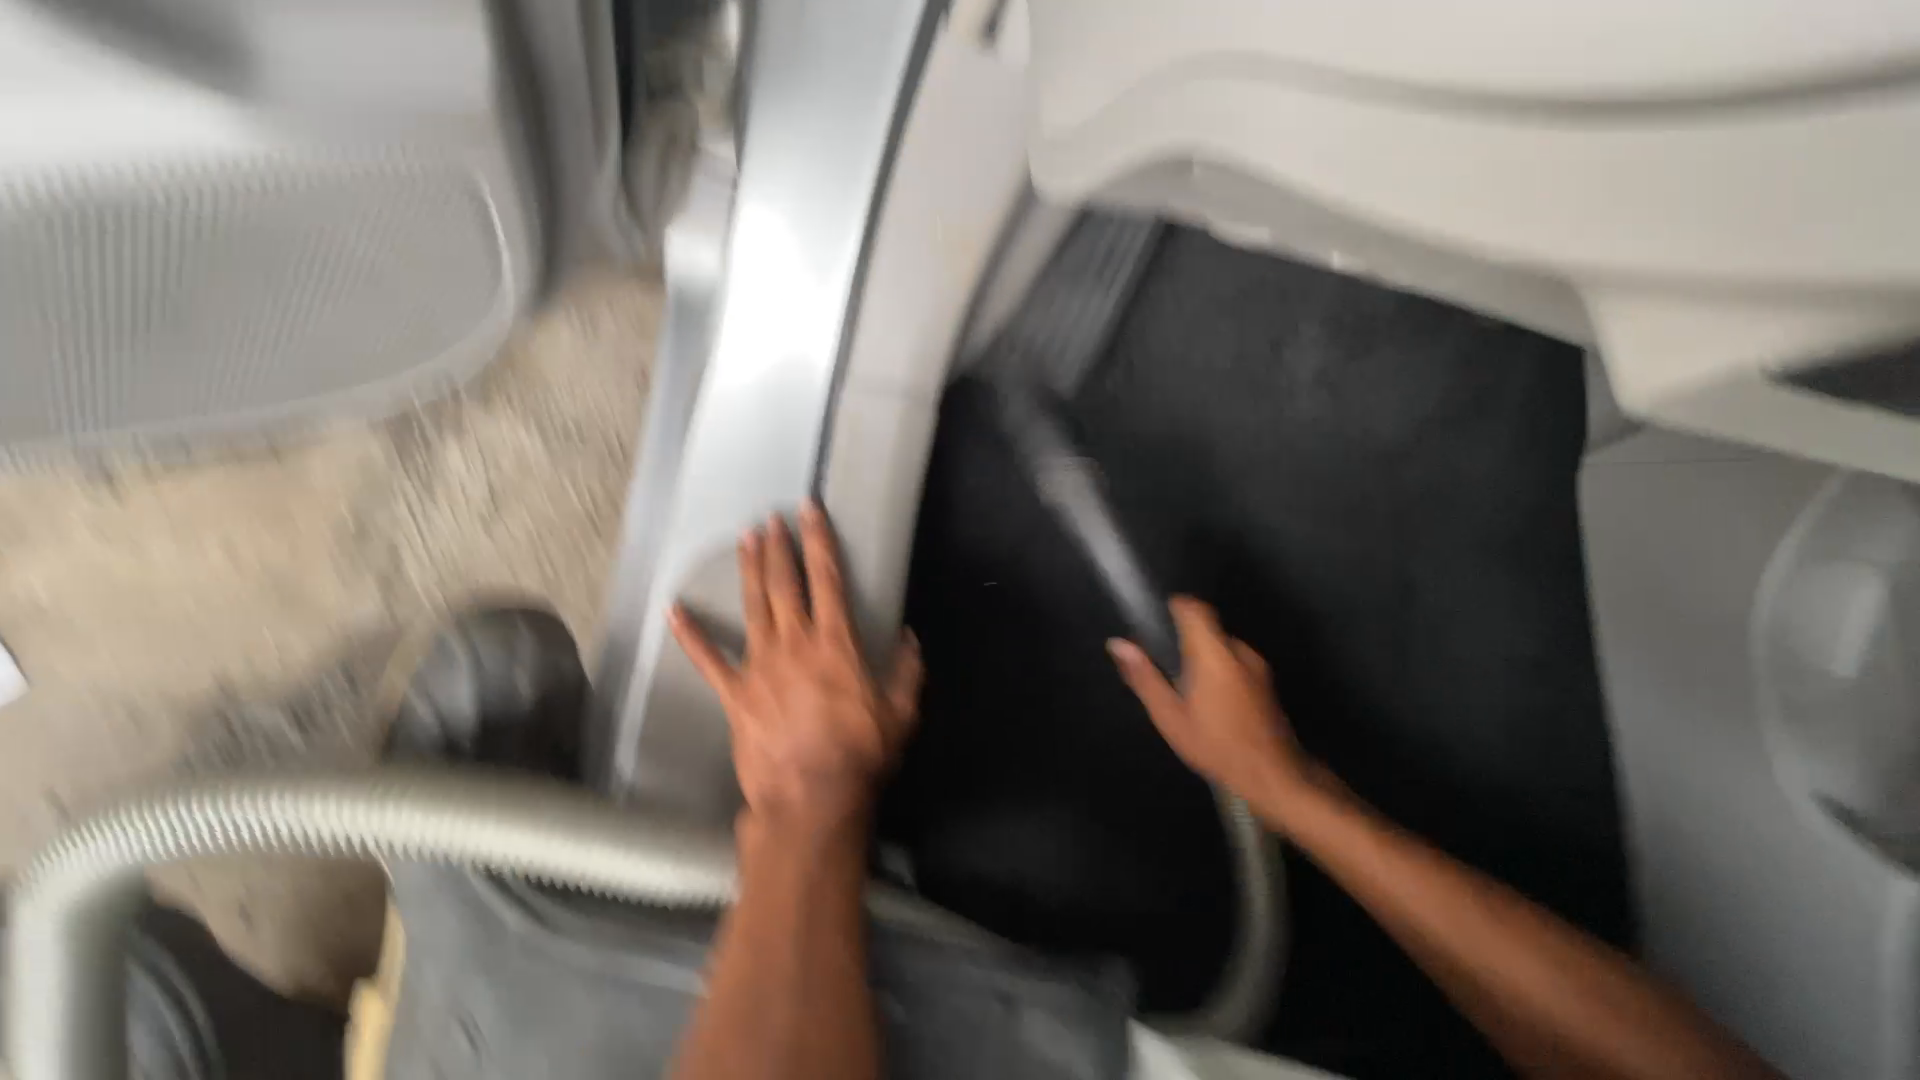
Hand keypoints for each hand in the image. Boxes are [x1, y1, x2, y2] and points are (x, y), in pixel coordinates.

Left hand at [671, 500, 922, 835]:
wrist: (811, 798)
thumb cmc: (860, 754)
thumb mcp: (901, 713)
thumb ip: (907, 671)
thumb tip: (910, 638)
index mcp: (836, 643)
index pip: (828, 579)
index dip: (819, 540)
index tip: (809, 511)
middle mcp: (795, 643)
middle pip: (785, 584)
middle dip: (779, 548)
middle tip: (770, 519)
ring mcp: (760, 665)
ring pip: (752, 606)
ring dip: (749, 570)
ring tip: (744, 540)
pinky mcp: (735, 692)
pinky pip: (708, 658)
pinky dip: (690, 634)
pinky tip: (674, 610)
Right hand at [1108, 597, 1319, 823]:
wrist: (1272, 774)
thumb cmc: (1215, 745)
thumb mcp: (1170, 716)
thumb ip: (1144, 677)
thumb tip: (1118, 644)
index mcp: (1213, 654)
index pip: (1195, 609)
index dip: (1175, 607)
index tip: (1157, 622)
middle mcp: (1238, 652)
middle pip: (1208, 630)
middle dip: (1186, 643)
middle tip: (1168, 669)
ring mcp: (1257, 666)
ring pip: (1223, 648)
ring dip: (1205, 659)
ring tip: (1189, 692)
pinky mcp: (1267, 682)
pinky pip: (1237, 663)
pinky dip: (1221, 673)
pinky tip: (1213, 704)